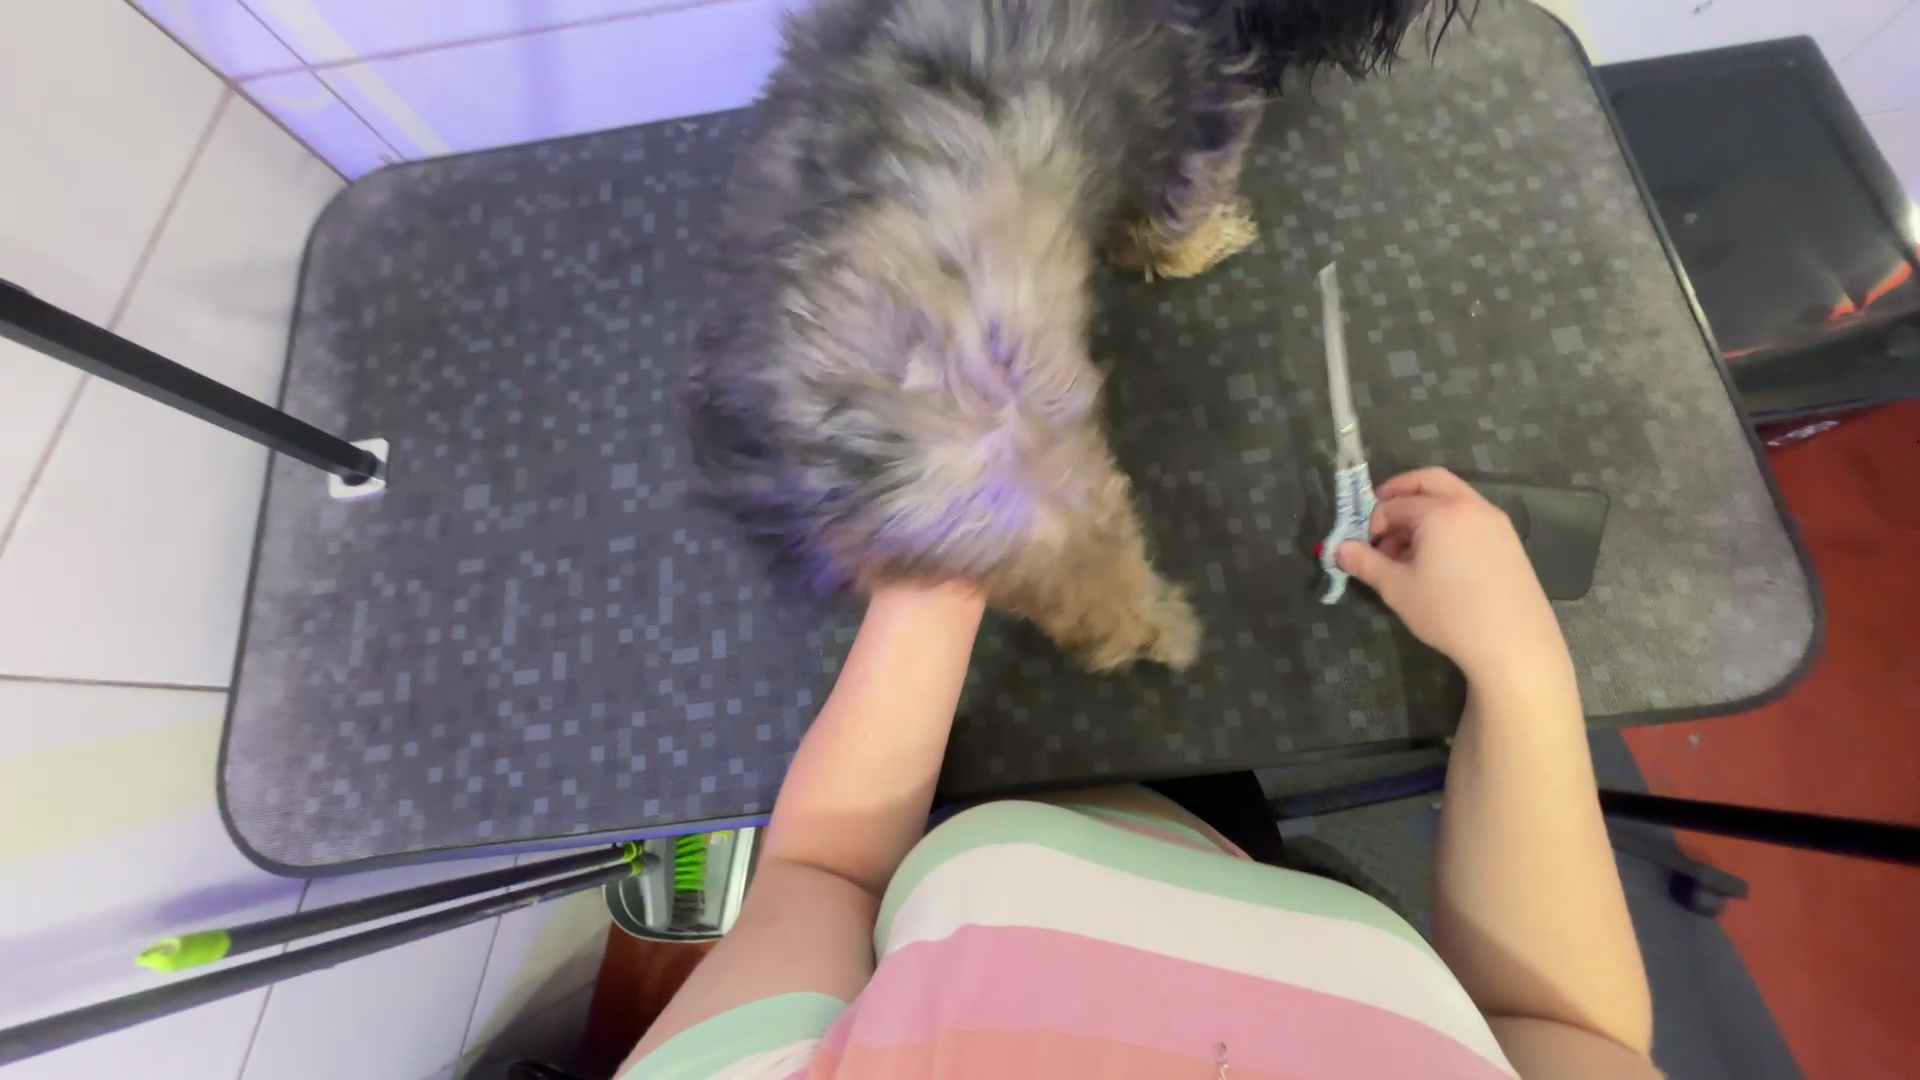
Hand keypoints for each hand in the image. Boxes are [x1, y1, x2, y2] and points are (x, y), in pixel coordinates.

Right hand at [1336, 468, 1569, 685]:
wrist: (1513, 644)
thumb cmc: (1448, 611)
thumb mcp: (1396, 588)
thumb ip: (1364, 562)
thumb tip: (1338, 550)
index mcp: (1442, 513)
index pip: (1395, 504)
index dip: (1372, 522)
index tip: (1362, 546)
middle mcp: (1471, 507)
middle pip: (1429, 482)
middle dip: (1398, 493)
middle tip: (1378, 518)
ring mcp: (1495, 523)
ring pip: (1451, 499)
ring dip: (1421, 511)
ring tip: (1404, 550)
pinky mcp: (1508, 541)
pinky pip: (1468, 518)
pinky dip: (1444, 524)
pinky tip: (1433, 560)